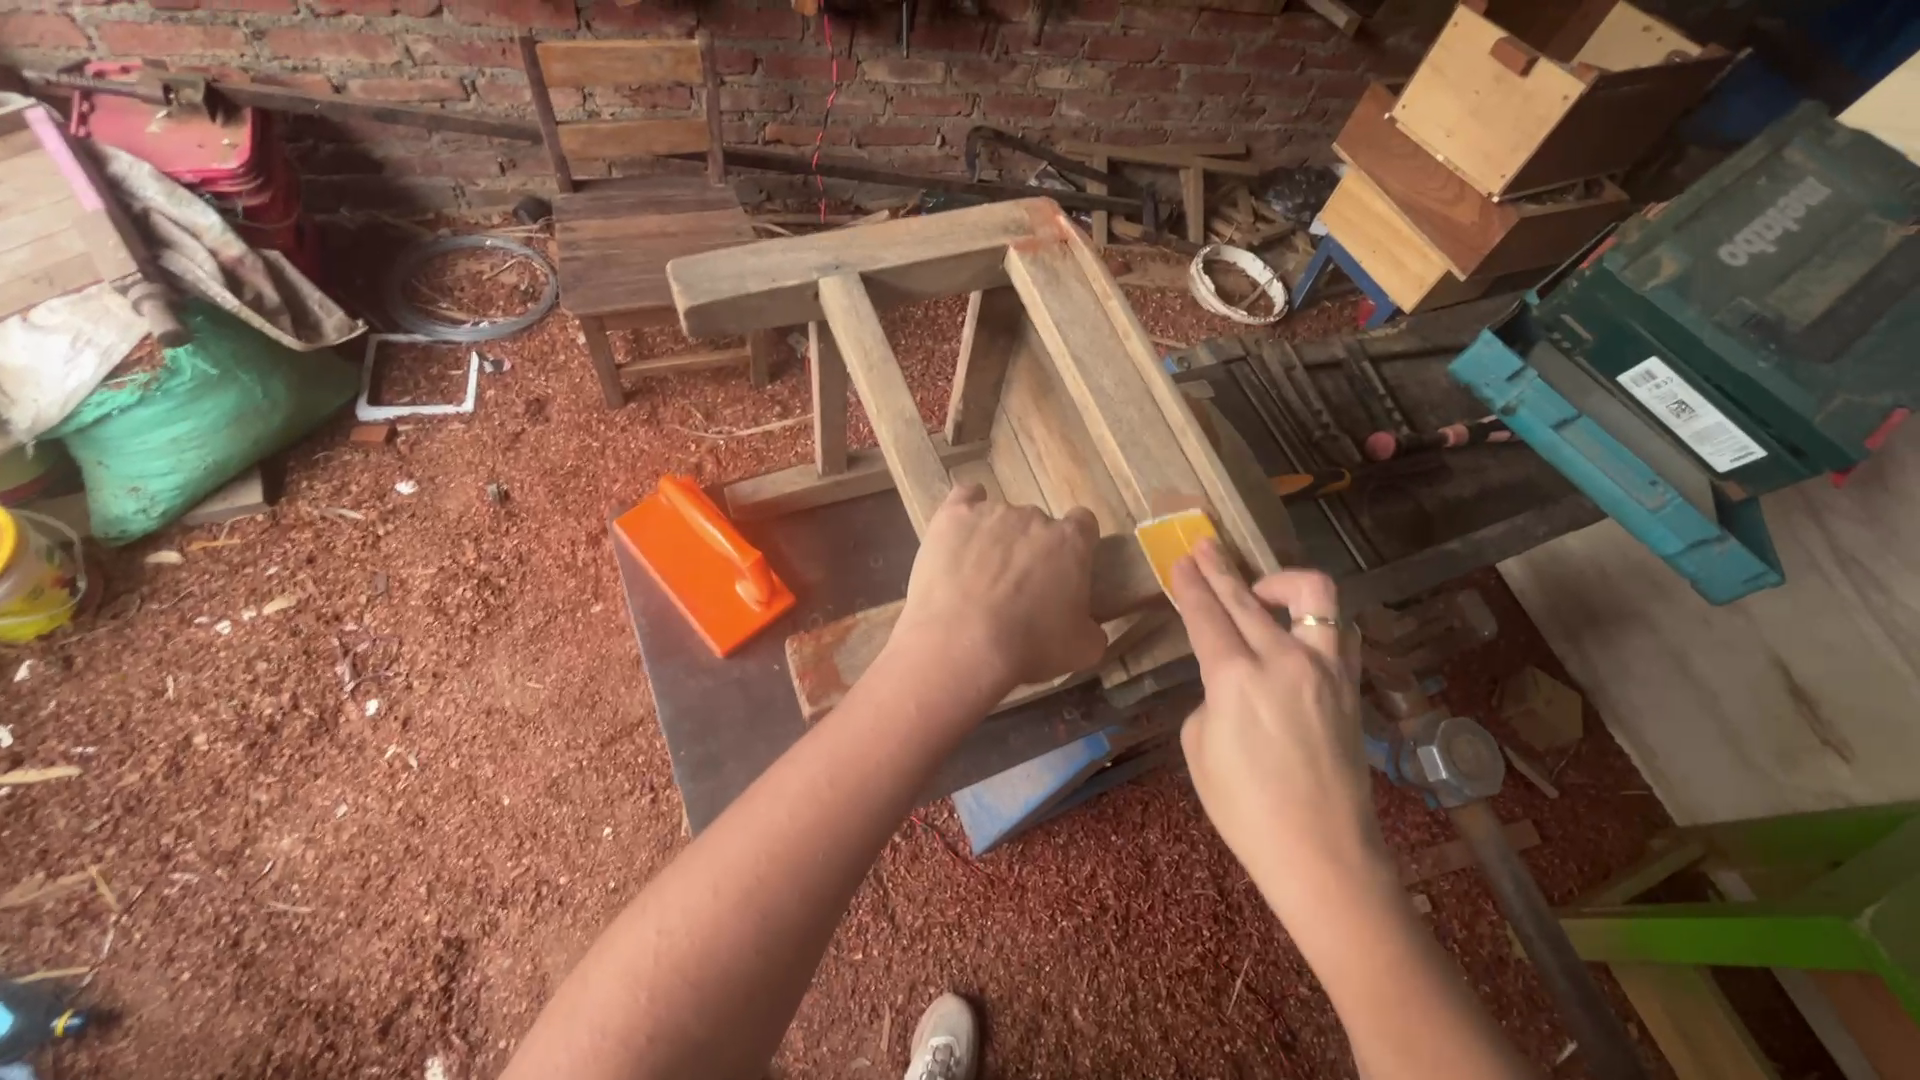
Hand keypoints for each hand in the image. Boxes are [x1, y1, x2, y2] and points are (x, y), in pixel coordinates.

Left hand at [891, 484, 1106, 693]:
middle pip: (1038, 524)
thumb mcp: (1082, 650)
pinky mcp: (952, 516)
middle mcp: (1034, 517)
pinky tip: (960, 533)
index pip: (1083, 524)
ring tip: (978, 577)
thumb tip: (1086, 624)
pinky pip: (965, 498)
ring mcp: (991, 512)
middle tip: (1017, 587)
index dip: (1074, 545)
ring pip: (1000, 517)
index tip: (1063, 568)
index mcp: (1071, 543)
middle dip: (1031, 549)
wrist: (962, 647)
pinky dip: (965, 511)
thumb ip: (1091, 626)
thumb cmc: (1029, 649)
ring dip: (996, 539)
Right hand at [1172, 539, 1385, 913]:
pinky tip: (1300, 630)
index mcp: (1235, 678)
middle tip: (1205, 549)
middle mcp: (1282, 660)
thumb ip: (1211, 699)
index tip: (1181, 561)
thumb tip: (1231, 686)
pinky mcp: (1350, 685)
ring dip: (1281, 582)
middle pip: (1247, 598)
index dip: (1191, 586)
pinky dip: (1317, 620)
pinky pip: (1338, 632)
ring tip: (1261, 589)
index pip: (1207, 615)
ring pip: (1312, 596)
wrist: (1321, 850)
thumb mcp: (1199, 748)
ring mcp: (1325, 669)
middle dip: (1221, 570)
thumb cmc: (1244, 808)